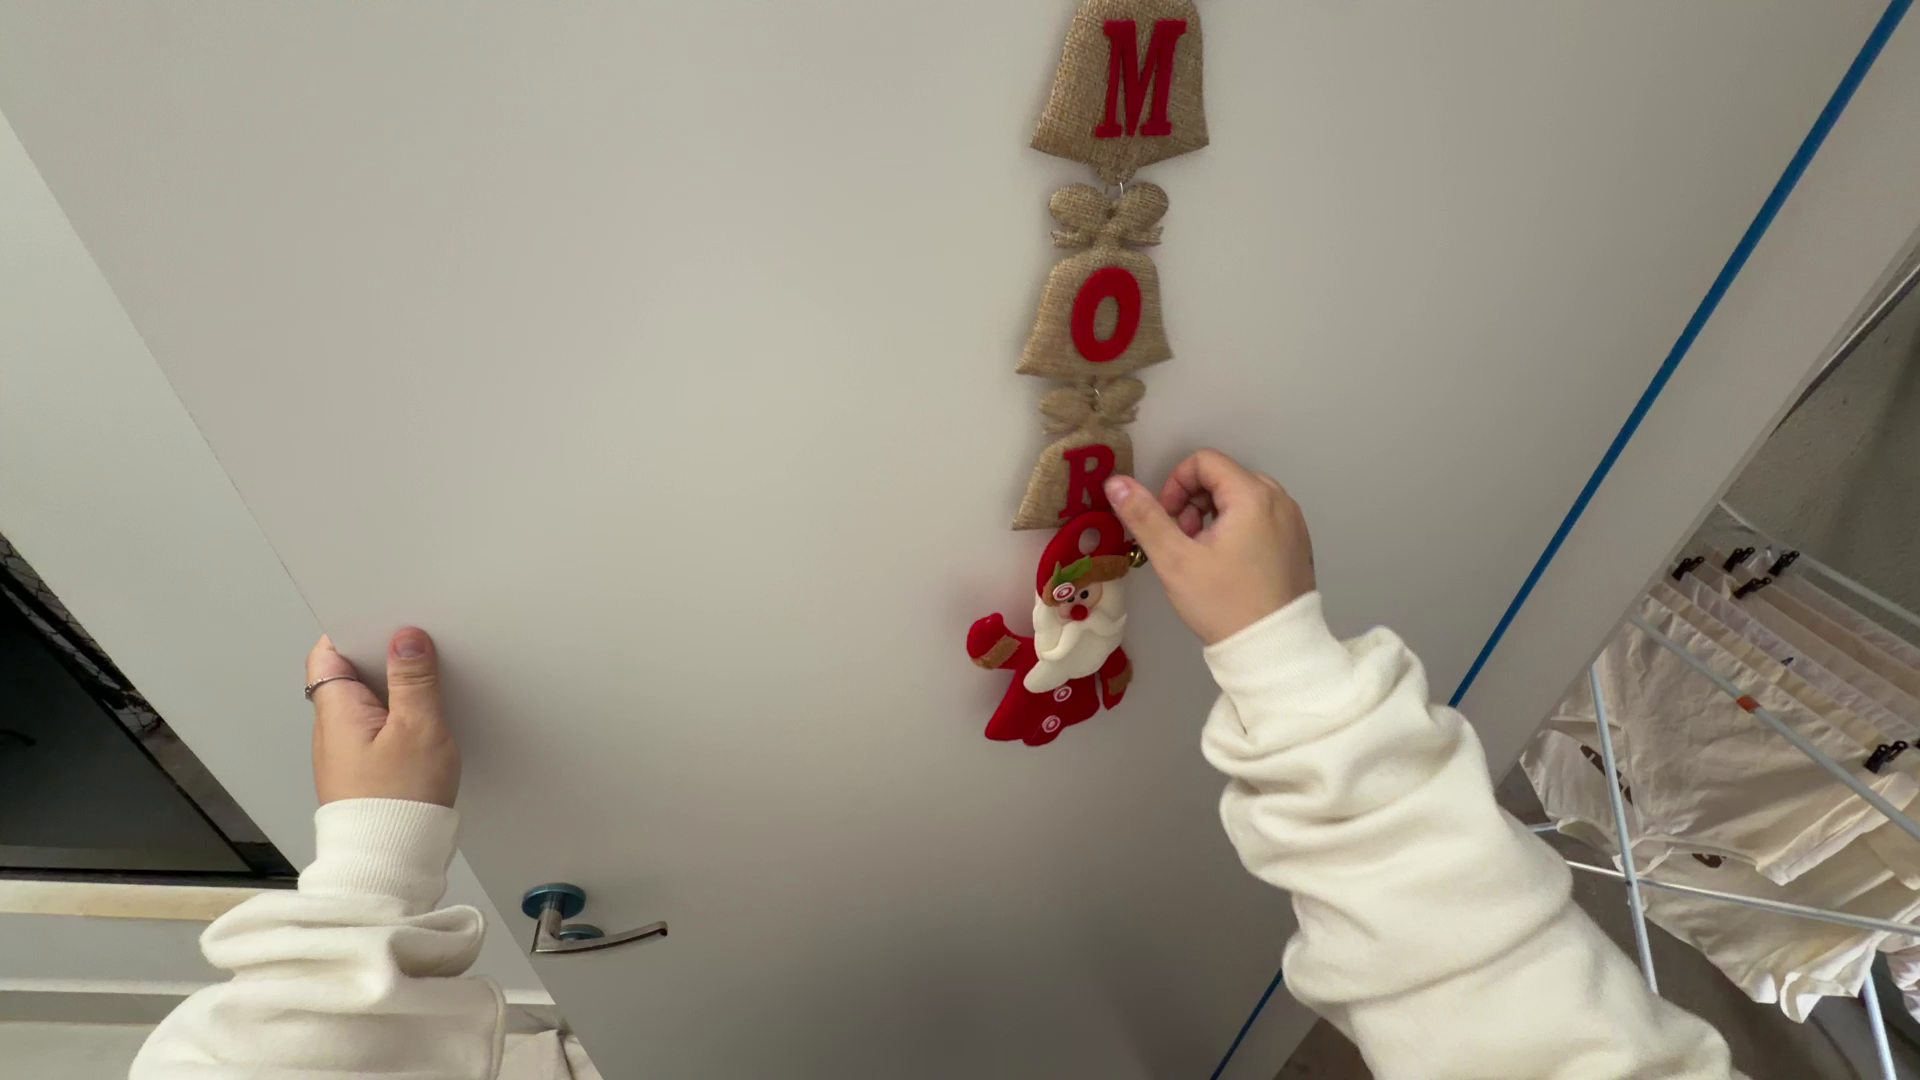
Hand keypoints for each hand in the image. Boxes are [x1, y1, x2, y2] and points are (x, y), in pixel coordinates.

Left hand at [306, 628, 459, 806]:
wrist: (393, 853)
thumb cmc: (401, 794)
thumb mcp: (418, 726)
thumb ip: (413, 680)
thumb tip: (407, 637)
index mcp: (337, 712)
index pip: (329, 655)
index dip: (354, 631)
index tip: (388, 619)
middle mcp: (334, 727)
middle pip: (350, 674)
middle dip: (382, 653)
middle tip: (419, 642)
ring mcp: (348, 747)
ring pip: (368, 698)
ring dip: (395, 682)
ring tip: (430, 673)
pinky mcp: (367, 764)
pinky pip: (380, 721)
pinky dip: (401, 708)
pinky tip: (427, 711)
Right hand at [1104, 449, 1314, 644]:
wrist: (1272, 648)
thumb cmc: (1222, 603)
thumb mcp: (1174, 559)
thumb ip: (1144, 516)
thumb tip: (1115, 482)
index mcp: (1252, 496)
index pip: (1203, 461)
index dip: (1175, 484)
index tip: (1167, 520)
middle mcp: (1279, 499)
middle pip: (1222, 476)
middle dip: (1192, 501)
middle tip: (1183, 541)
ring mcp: (1292, 520)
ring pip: (1240, 496)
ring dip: (1211, 514)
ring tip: (1201, 553)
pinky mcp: (1296, 541)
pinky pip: (1259, 515)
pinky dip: (1234, 526)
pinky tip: (1225, 563)